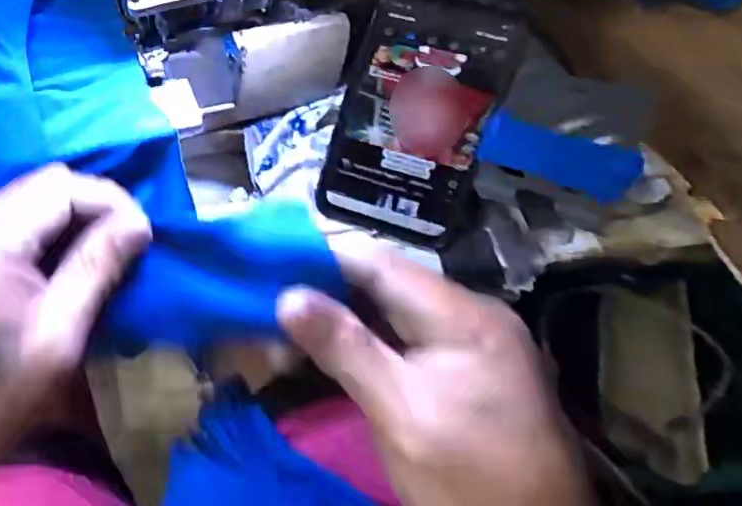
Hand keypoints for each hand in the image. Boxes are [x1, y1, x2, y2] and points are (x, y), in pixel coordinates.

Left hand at [0, 165, 151, 505]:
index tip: (145, 234)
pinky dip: (55, 232)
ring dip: (77, 218)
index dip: (110, 200)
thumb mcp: (58, 334)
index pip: (62, 185)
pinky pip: (22, 219)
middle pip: (48, 184)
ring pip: (37, 198)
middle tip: (131, 243)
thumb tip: (138, 222)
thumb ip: (97, 267)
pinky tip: (75, 262)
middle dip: (96, 205)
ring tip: (111, 253)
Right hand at [278, 249, 592, 505]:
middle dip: (322, 293)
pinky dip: (363, 339)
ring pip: (387, 307)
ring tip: (288, 338)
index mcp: (465, 315)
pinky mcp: (467, 368)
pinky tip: (328, 352)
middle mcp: (471, 313)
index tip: (267, 268)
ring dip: (338, 319)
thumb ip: (344, 348)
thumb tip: (285, 296)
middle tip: (272, 313)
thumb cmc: (473, 485)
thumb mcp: (401, 416)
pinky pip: (402, 334)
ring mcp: (472, 341)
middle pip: (380, 281)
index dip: (318, 257)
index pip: (376, 262)